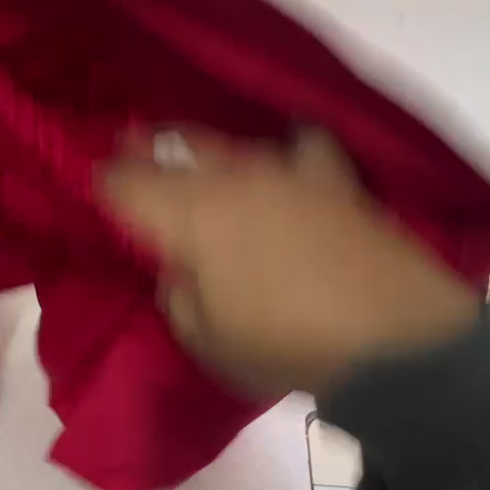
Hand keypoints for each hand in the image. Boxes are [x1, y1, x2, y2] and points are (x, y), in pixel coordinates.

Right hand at [102, 128, 479, 395]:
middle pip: (180, 148)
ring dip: (212, 152)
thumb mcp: (207, 341)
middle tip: (135, 150)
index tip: (96, 182)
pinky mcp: (337, 180)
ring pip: (236, 145)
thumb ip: (178, 294)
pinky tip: (286, 167)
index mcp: (192, 216)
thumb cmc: (286, 345)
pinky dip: (282, 154)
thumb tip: (179, 265)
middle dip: (150, 150)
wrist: (393, 339)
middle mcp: (236, 179)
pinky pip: (299, 147)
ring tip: (207, 164)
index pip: (129, 183)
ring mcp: (291, 172)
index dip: (105, 180)